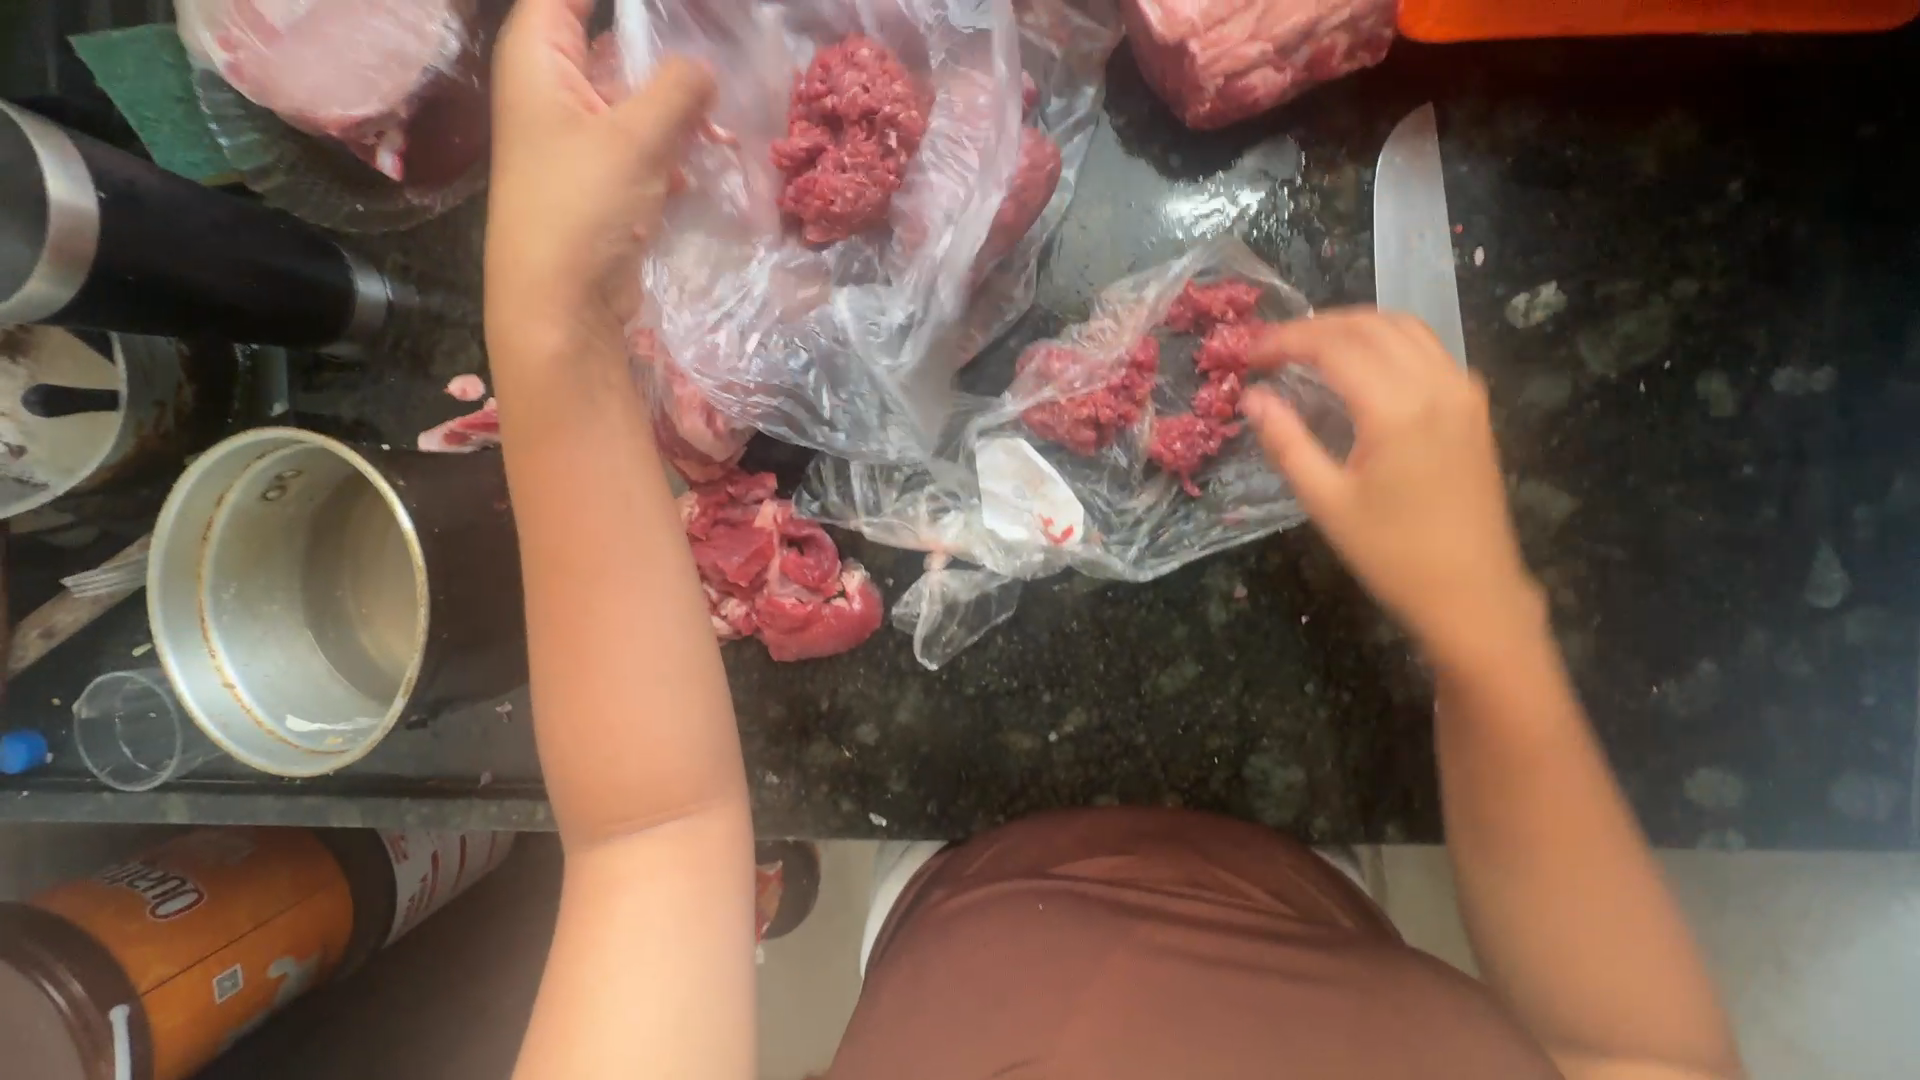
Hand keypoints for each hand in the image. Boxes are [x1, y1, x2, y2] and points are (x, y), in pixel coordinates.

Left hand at [485, 0, 712, 363]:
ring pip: (633, 100)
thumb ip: (677, 91)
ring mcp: (578, 139)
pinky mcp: (602, 183)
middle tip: (715, 42)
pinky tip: (704, 160)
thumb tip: (705, 68)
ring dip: (675, 106)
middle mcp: (553, 91)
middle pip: (609, 43)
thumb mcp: (635, 138)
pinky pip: (642, 146)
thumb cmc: (582, 206)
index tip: (678, 6)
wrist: (562, 302)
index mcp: (539, 57)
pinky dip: (672, 148)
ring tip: (720, 109)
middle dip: (660, 47)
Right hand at [1241, 310, 1544, 666]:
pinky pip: (1427, 348)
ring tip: (1309, 348)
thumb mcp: (1325, 501)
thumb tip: (1252, 398)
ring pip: (1404, 328)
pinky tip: (1360, 364)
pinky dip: (1385, 341)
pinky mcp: (1472, 405)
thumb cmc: (1390, 553)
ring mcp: (1462, 391)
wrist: (1471, 590)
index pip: (1333, 347)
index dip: (1285, 342)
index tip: (1248, 353)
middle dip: (1315, 327)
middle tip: (1270, 349)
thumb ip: (1286, 441)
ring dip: (1352, 326)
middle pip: (1370, 325)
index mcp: (1397, 409)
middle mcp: (1436, 385)